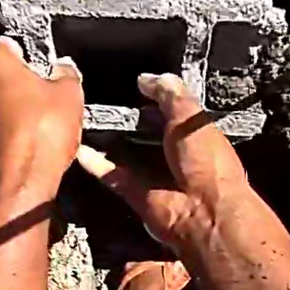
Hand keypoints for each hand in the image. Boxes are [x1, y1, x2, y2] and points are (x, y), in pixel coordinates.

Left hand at [0, 37, 82, 196]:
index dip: (32, 54)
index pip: (11, 44)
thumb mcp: (70, 92)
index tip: (46, 65)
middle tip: (48, 93)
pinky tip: (34, 138)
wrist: (25, 178)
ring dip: (18, 108)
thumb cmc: (41, 133)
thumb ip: (67, 73)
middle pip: (3, 75)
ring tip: (44, 121)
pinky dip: (13, 130)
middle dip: (23, 82)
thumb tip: (66, 69)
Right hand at [75, 72, 253, 252]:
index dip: (155, 99)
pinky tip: (81, 150)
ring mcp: (157, 178)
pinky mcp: (140, 197)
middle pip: (148, 135)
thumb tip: (147, 79)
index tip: (134, 88)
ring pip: (129, 157)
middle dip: (128, 121)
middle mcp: (177, 157)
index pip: (173, 113)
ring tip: (87, 123)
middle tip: (104, 104)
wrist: (203, 211)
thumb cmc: (208, 162)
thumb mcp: (189, 115)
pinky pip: (115, 178)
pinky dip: (98, 166)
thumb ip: (168, 93)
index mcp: (195, 135)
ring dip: (110, 143)